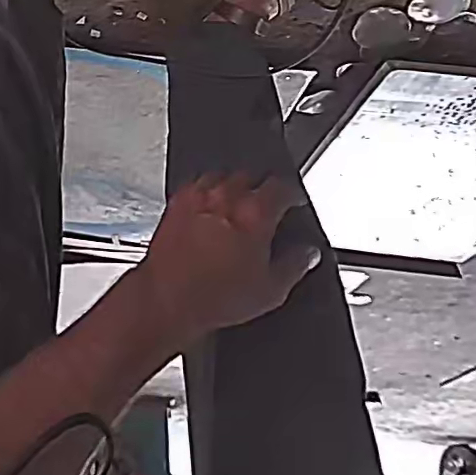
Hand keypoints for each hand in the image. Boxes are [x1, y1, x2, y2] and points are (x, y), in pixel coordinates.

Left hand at [135, 173, 320, 344]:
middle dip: (261, 187)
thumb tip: (307, 254)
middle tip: (265, 204)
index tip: (294, 200)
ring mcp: (201, 196)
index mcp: (255, 213)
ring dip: (232, 185)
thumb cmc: (214, 297)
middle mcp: (227, 196)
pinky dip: (206, 190)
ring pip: (223, 175)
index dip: (292, 193)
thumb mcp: (269, 291)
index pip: (282, 187)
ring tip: (236, 203)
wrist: (168, 298)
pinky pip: (197, 183)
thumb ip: (294, 266)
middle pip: (251, 175)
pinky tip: (208, 205)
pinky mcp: (178, 201)